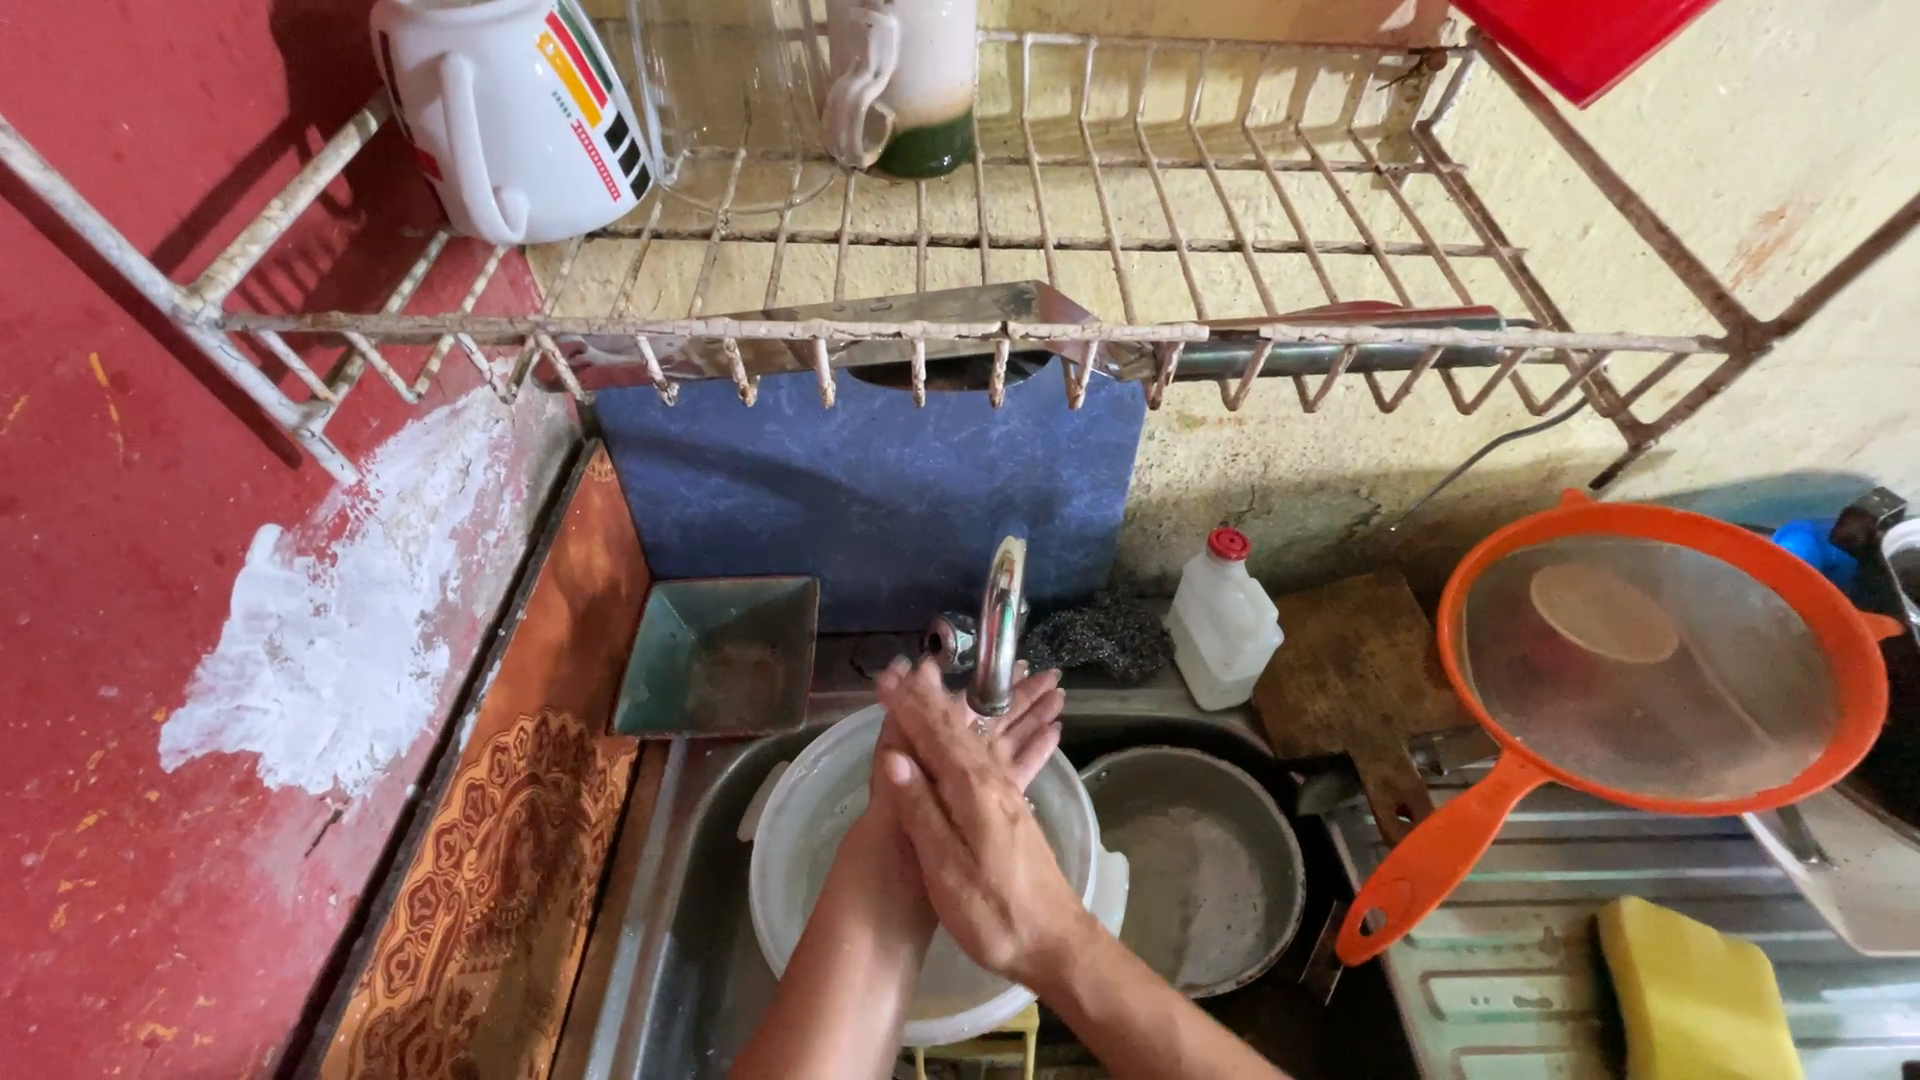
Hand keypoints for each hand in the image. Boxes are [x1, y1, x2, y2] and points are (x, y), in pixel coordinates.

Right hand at [858, 660, 1064, 899]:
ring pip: (979, 736)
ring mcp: (1007, 792)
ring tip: (946, 681)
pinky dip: (989, 731)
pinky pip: (996, 753)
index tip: (884, 679)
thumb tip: (896, 758)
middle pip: (957, 727)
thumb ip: (922, 811)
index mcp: (971, 790)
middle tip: (907, 667)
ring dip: (959, 706)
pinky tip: (1005, 725)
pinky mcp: (1015, 807)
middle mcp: (992, 781)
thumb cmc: (995, 915)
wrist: (1056, 942)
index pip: (933, 735)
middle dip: (929, 697)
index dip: (907, 706)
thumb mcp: (946, 870)